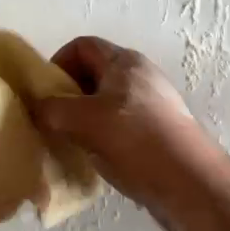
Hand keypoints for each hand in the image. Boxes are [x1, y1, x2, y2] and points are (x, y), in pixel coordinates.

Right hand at [30, 36, 224, 218]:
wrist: (191, 184)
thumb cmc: (135, 140)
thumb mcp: (84, 122)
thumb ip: (53, 110)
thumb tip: (38, 106)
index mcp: (123, 61)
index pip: (82, 45)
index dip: (59, 62)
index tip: (46, 92)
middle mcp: (141, 74)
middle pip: (95, 73)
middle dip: (72, 94)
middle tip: (56, 119)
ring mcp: (155, 103)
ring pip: (110, 102)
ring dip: (88, 118)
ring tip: (77, 142)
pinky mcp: (163, 132)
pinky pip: (125, 125)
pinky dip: (108, 136)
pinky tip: (103, 159)